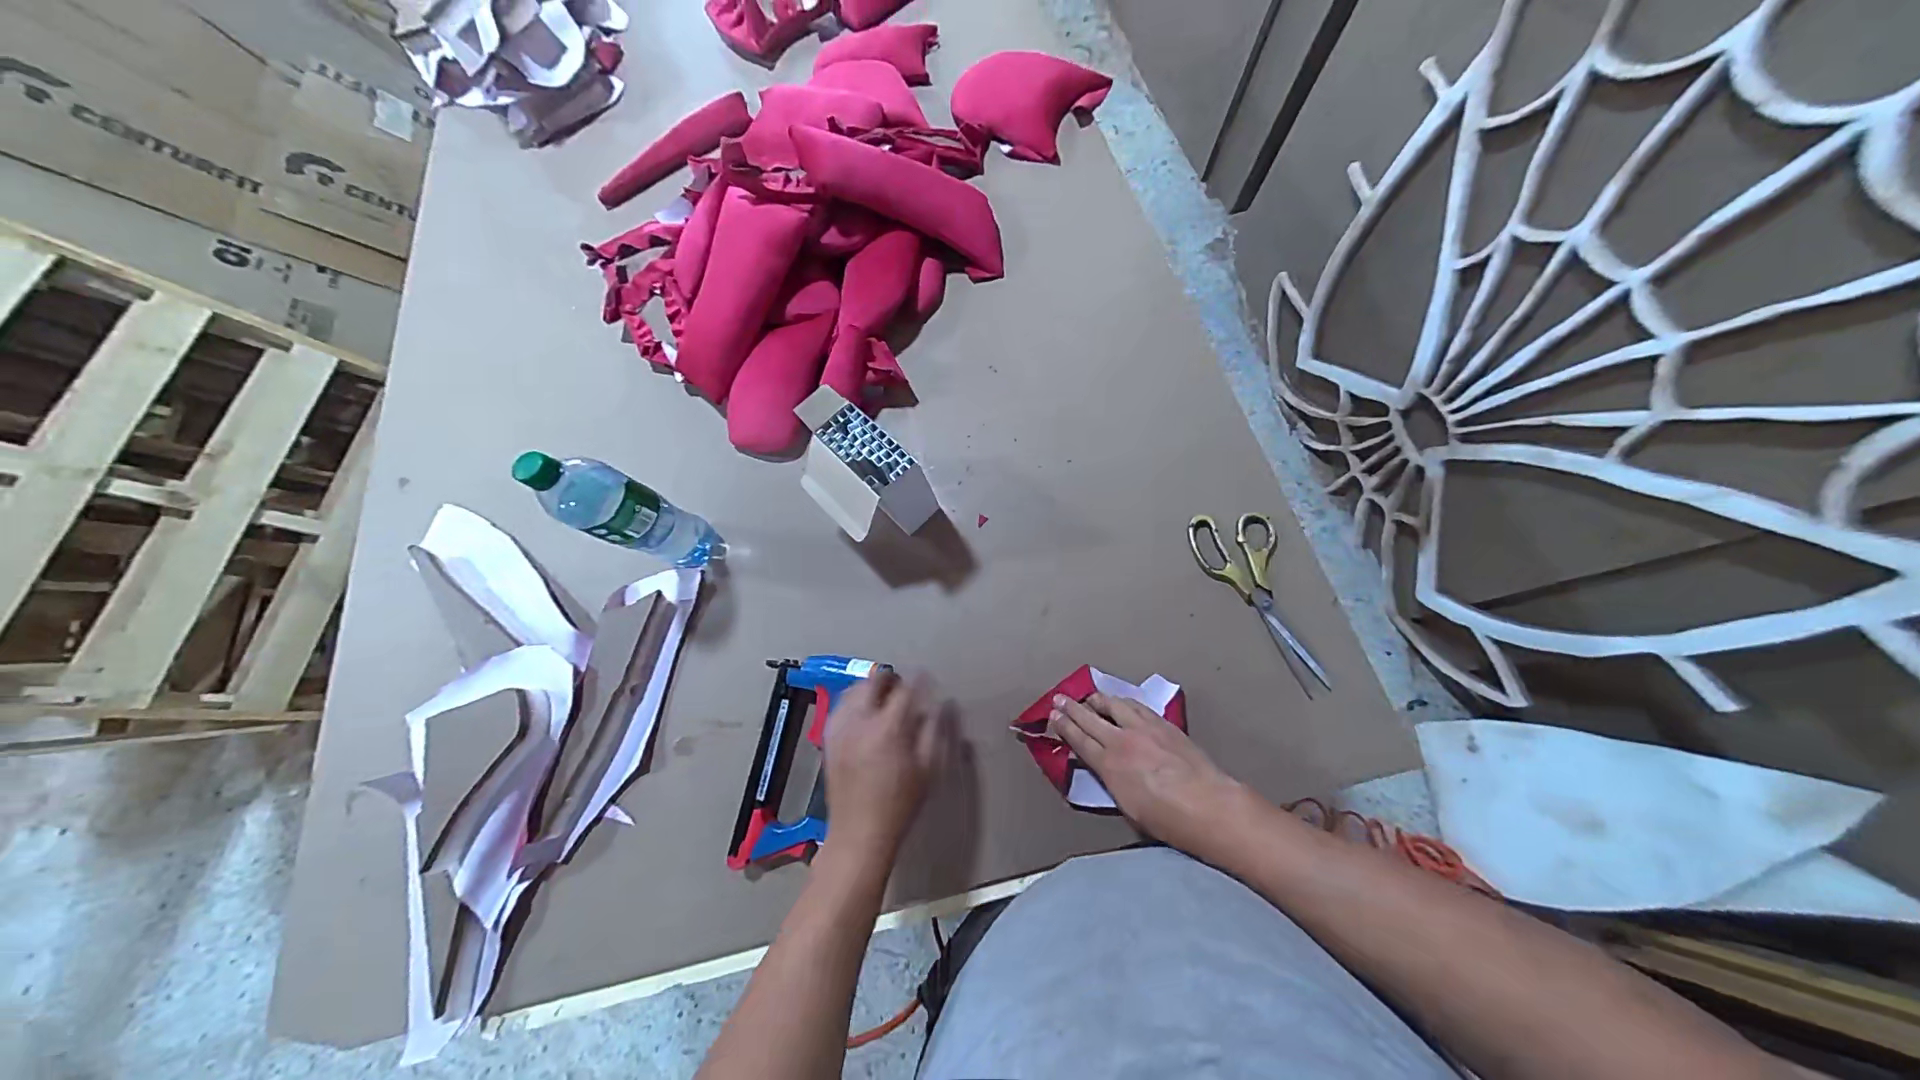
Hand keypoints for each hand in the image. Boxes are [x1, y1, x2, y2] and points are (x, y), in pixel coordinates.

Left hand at [823, 671, 947, 862]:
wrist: (859, 833)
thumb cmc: (899, 804)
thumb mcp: (928, 769)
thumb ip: (936, 731)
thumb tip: (943, 705)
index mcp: (888, 728)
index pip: (906, 689)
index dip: (920, 681)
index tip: (927, 680)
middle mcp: (861, 722)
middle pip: (874, 681)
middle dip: (891, 677)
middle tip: (904, 685)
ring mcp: (840, 730)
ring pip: (854, 690)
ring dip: (871, 687)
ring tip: (885, 695)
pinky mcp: (829, 739)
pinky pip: (840, 708)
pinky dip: (853, 702)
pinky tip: (863, 712)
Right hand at [1049, 693, 1246, 857]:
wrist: (1207, 805)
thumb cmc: (1167, 819)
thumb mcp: (1127, 807)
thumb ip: (1110, 782)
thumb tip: (1102, 768)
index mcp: (1108, 765)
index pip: (1079, 740)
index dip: (1064, 727)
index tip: (1053, 716)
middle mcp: (1121, 741)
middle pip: (1090, 718)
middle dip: (1071, 707)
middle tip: (1059, 698)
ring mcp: (1143, 729)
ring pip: (1113, 705)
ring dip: (1097, 699)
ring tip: (1089, 697)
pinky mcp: (1163, 724)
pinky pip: (1136, 706)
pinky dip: (1122, 701)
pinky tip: (1120, 701)